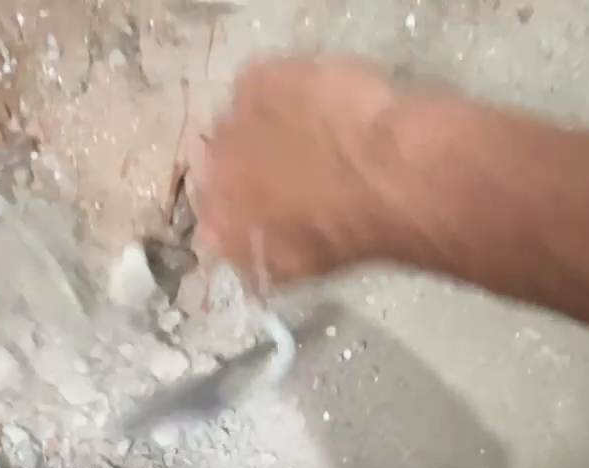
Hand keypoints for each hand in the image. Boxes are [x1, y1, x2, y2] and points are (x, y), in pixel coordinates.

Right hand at [195, 57, 406, 283]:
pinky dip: (280, 90)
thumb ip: (259, 258)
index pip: (213, 218)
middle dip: (249, 164)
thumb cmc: (339, 234)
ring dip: (263, 126)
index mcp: (219, 225)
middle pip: (222, 164)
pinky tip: (310, 100)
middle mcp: (212, 174)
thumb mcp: (293, 266)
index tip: (266, 206)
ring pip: (239, 122)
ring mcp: (230, 123)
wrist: (376, 174)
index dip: (241, 208)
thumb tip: (247, 258)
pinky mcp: (257, 79)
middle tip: (290, 166)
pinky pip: (259, 84)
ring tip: (306, 130)